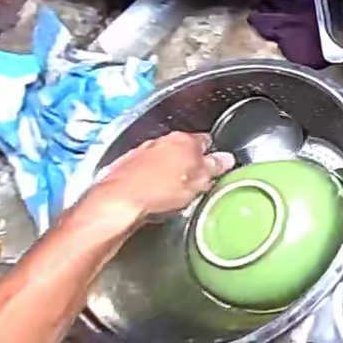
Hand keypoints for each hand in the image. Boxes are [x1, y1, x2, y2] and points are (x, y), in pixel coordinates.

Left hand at [85, 132, 233, 223]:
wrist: (116, 203)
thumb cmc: (159, 191)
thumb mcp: (199, 182)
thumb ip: (215, 167)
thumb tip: (225, 159)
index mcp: (184, 140)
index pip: (207, 140)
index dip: (213, 154)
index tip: (215, 166)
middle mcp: (161, 141)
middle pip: (182, 148)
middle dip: (188, 162)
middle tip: (195, 183)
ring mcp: (139, 152)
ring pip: (161, 158)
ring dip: (167, 170)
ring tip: (172, 193)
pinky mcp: (121, 167)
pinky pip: (142, 170)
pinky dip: (147, 179)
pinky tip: (151, 195)